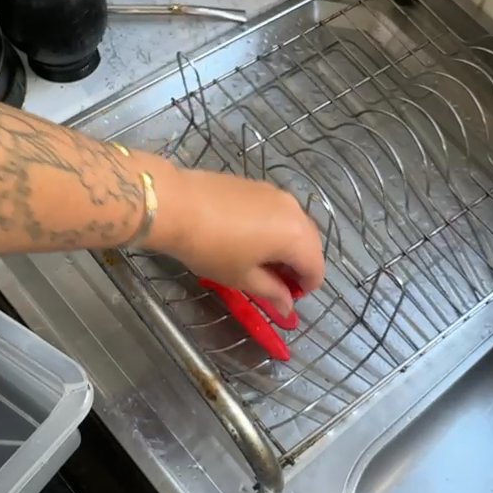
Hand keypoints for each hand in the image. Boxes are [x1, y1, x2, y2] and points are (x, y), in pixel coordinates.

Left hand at [150, 166, 325, 311]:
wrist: (176, 204)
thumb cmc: (212, 248)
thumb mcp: (243, 278)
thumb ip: (272, 292)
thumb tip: (288, 307)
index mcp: (297, 237)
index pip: (316, 269)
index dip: (305, 288)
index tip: (283, 297)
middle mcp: (295, 211)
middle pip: (310, 245)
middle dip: (298, 266)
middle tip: (273, 281)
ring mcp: (276, 194)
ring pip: (294, 225)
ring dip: (287, 246)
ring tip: (259, 259)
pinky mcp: (258, 185)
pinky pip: (278, 211)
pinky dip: (274, 228)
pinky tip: (248, 237)